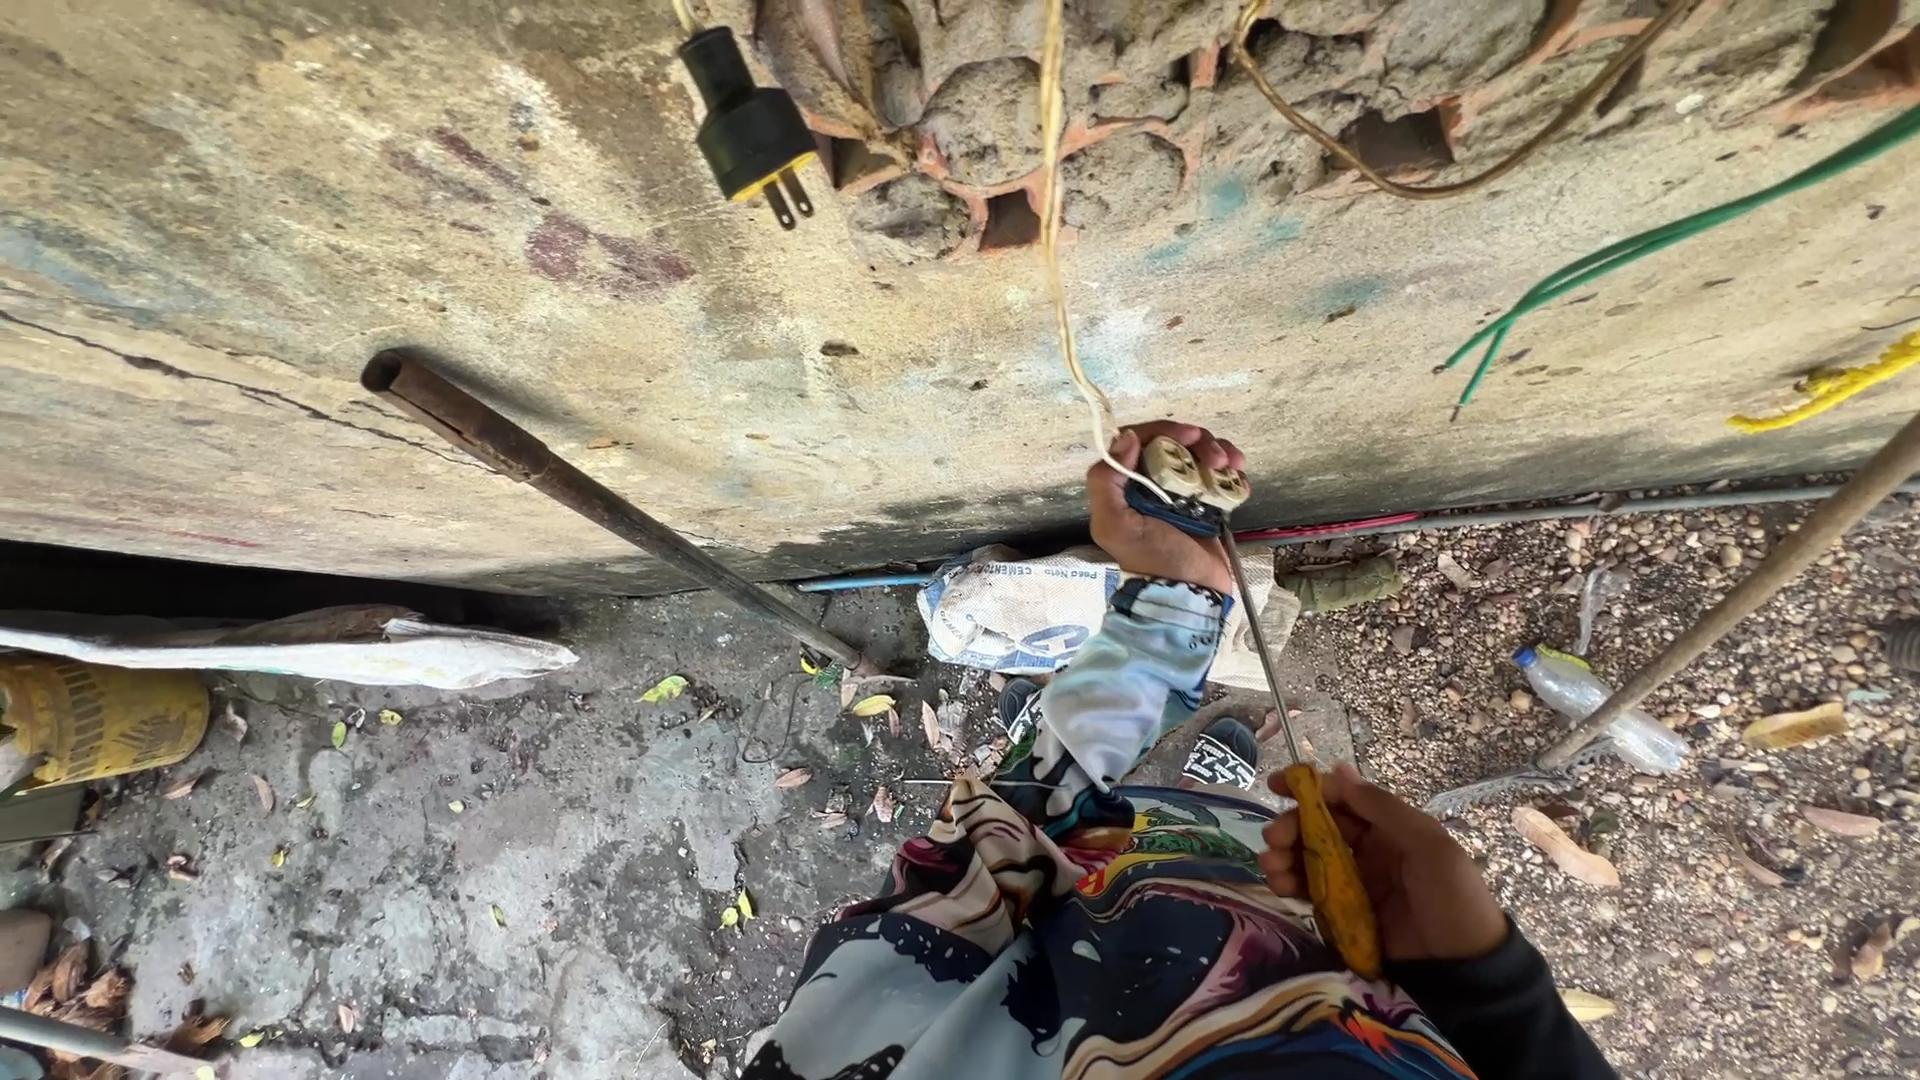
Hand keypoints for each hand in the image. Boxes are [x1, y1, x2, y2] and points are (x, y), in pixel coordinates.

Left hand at [1087, 422, 1245, 594]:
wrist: (1190, 594)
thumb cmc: (1152, 559)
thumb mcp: (1115, 525)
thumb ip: (1106, 482)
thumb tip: (1126, 438)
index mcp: (1125, 487)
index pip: (1139, 441)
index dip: (1163, 431)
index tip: (1187, 435)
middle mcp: (1151, 486)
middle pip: (1175, 444)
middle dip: (1198, 442)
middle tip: (1216, 457)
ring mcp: (1182, 495)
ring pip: (1200, 455)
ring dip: (1219, 452)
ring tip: (1231, 465)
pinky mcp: (1208, 505)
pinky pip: (1220, 476)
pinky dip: (1232, 471)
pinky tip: (1239, 477)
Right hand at [1258, 761, 1508, 962]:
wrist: (1465, 970)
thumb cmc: (1452, 898)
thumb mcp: (1429, 845)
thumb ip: (1383, 808)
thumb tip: (1337, 770)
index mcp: (1386, 826)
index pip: (1339, 797)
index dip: (1307, 787)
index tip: (1276, 785)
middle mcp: (1364, 847)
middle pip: (1314, 825)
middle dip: (1289, 825)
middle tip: (1274, 839)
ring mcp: (1351, 879)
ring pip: (1305, 855)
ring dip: (1282, 854)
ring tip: (1272, 867)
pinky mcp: (1341, 909)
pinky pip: (1307, 888)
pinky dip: (1287, 882)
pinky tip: (1279, 885)